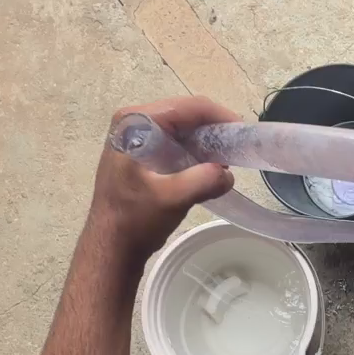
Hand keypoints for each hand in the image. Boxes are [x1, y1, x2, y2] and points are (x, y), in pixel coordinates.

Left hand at [86, 96, 237, 260]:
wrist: (111, 246)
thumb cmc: (134, 220)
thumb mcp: (173, 199)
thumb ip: (204, 181)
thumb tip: (228, 174)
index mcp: (136, 122)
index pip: (188, 107)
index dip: (220, 117)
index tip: (243, 135)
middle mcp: (133, 121)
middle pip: (186, 114)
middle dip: (214, 131)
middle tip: (236, 151)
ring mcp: (136, 135)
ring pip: (184, 128)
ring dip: (206, 143)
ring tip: (224, 162)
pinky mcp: (141, 151)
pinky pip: (176, 142)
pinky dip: (195, 152)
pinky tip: (207, 169)